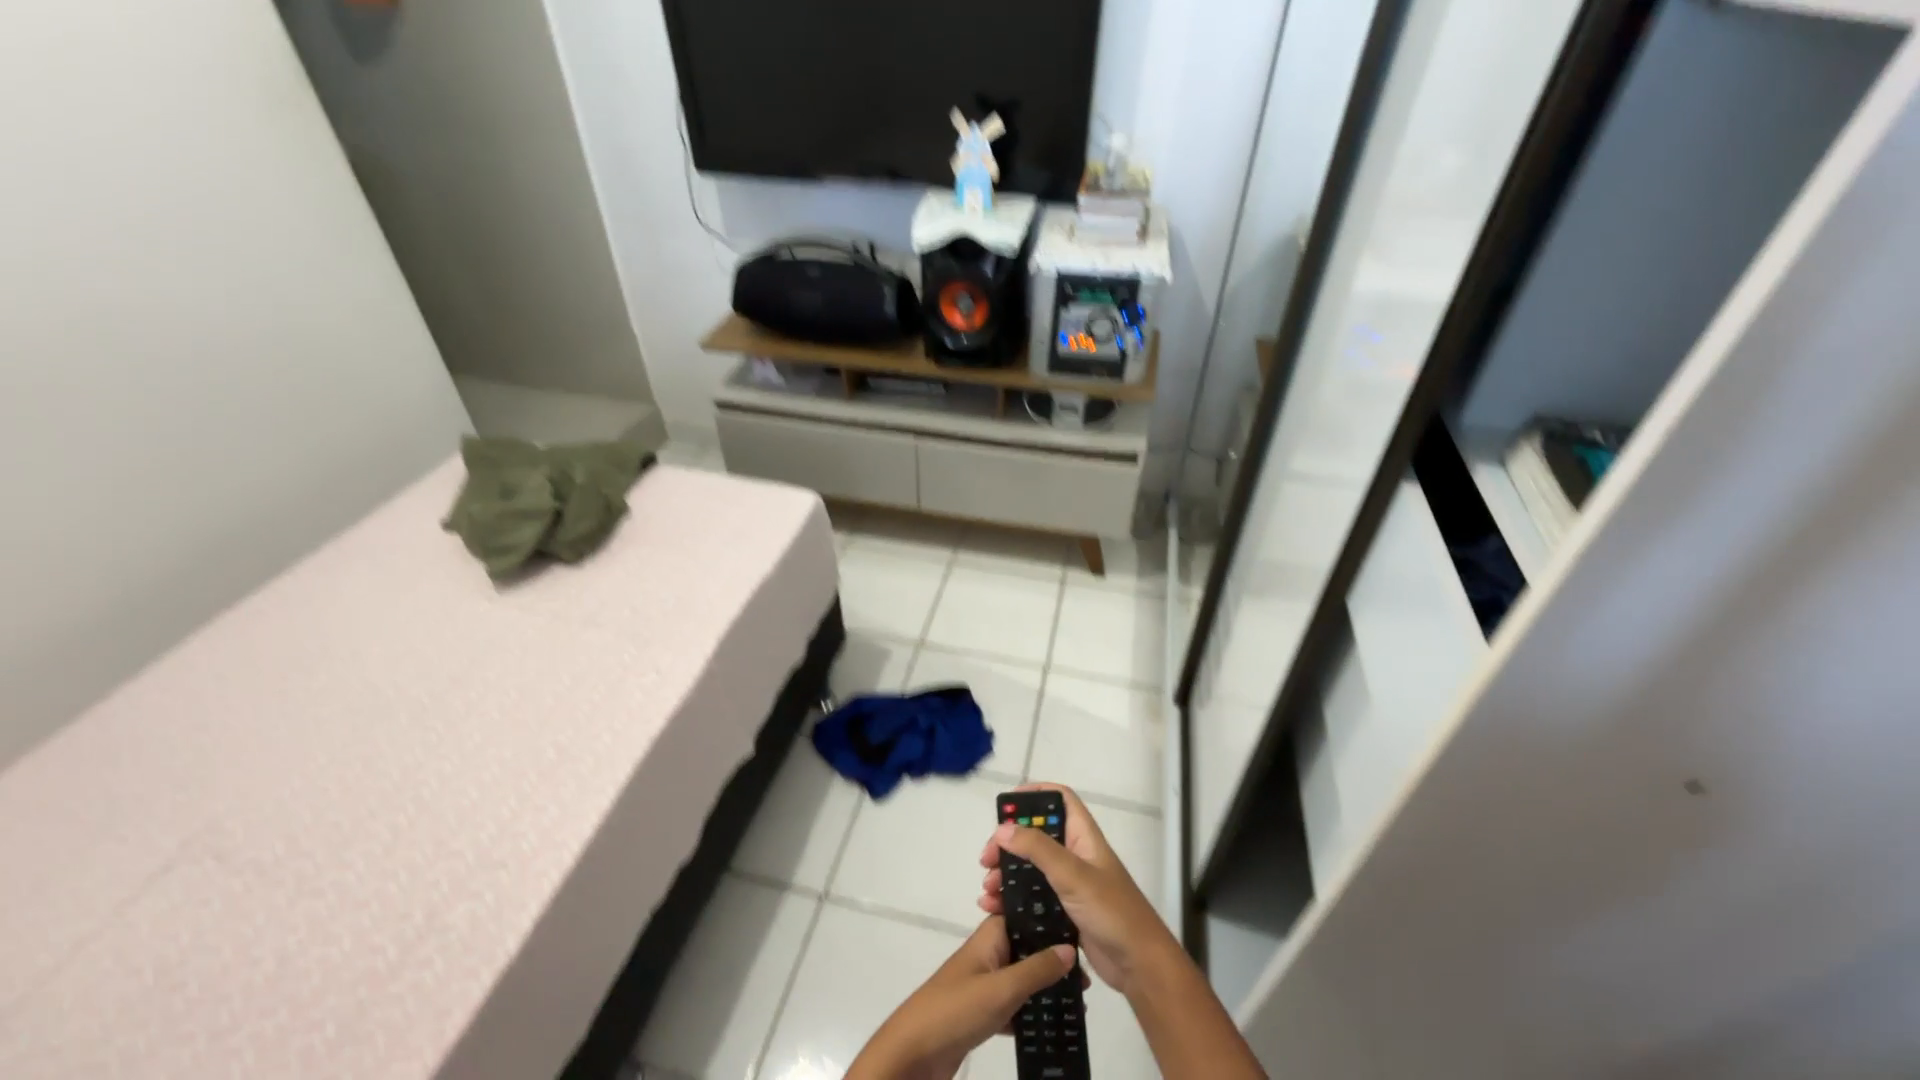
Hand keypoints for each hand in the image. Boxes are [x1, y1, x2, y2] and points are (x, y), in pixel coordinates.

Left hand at [848, 916, 1074, 1079]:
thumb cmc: (956, 1010)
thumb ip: (1037, 969)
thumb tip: (1069, 948)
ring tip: (1078, 1004)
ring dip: (1046, 989)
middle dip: (1054, 961)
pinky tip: (1054, 1027)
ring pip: (1022, 980)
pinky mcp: (980, 1014)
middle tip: (1087, 981)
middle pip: (1026, 949)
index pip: (1024, 915)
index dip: (1051, 921)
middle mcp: (987, 956)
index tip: (1082, 933)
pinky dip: (1031, 1014)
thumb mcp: (1002, 988)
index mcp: (989, 938)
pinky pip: (1013, 1007)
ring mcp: (982, 986)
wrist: (913, 1055)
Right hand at [978, 783, 1174, 994]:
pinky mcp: (1065, 912)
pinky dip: (1012, 900)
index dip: (1035, 794)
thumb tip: (1003, 828)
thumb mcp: (1073, 875)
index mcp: (1084, 838)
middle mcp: (1076, 856)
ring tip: (987, 890)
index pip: (1060, 800)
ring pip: (1031, 869)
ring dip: (1007, 874)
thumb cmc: (1111, 911)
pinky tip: (994, 909)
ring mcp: (1071, 885)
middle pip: (1037, 836)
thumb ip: (1038, 849)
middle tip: (986, 859)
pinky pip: (1032, 898)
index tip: (1006, 806)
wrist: (1139, 965)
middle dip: (1009, 844)